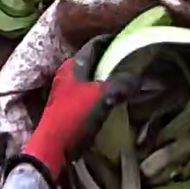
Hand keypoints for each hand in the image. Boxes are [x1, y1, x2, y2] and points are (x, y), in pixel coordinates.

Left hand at [18, 35, 130, 181]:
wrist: (52, 147)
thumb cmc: (74, 116)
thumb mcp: (102, 98)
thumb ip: (121, 84)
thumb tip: (138, 77)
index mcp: (73, 65)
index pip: (94, 45)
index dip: (110, 41)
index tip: (127, 40)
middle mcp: (67, 73)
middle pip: (92, 60)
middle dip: (110, 60)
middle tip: (130, 62)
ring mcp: (64, 89)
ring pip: (89, 77)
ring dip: (105, 77)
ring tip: (125, 80)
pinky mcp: (65, 106)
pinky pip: (87, 91)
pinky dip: (100, 91)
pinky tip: (112, 100)